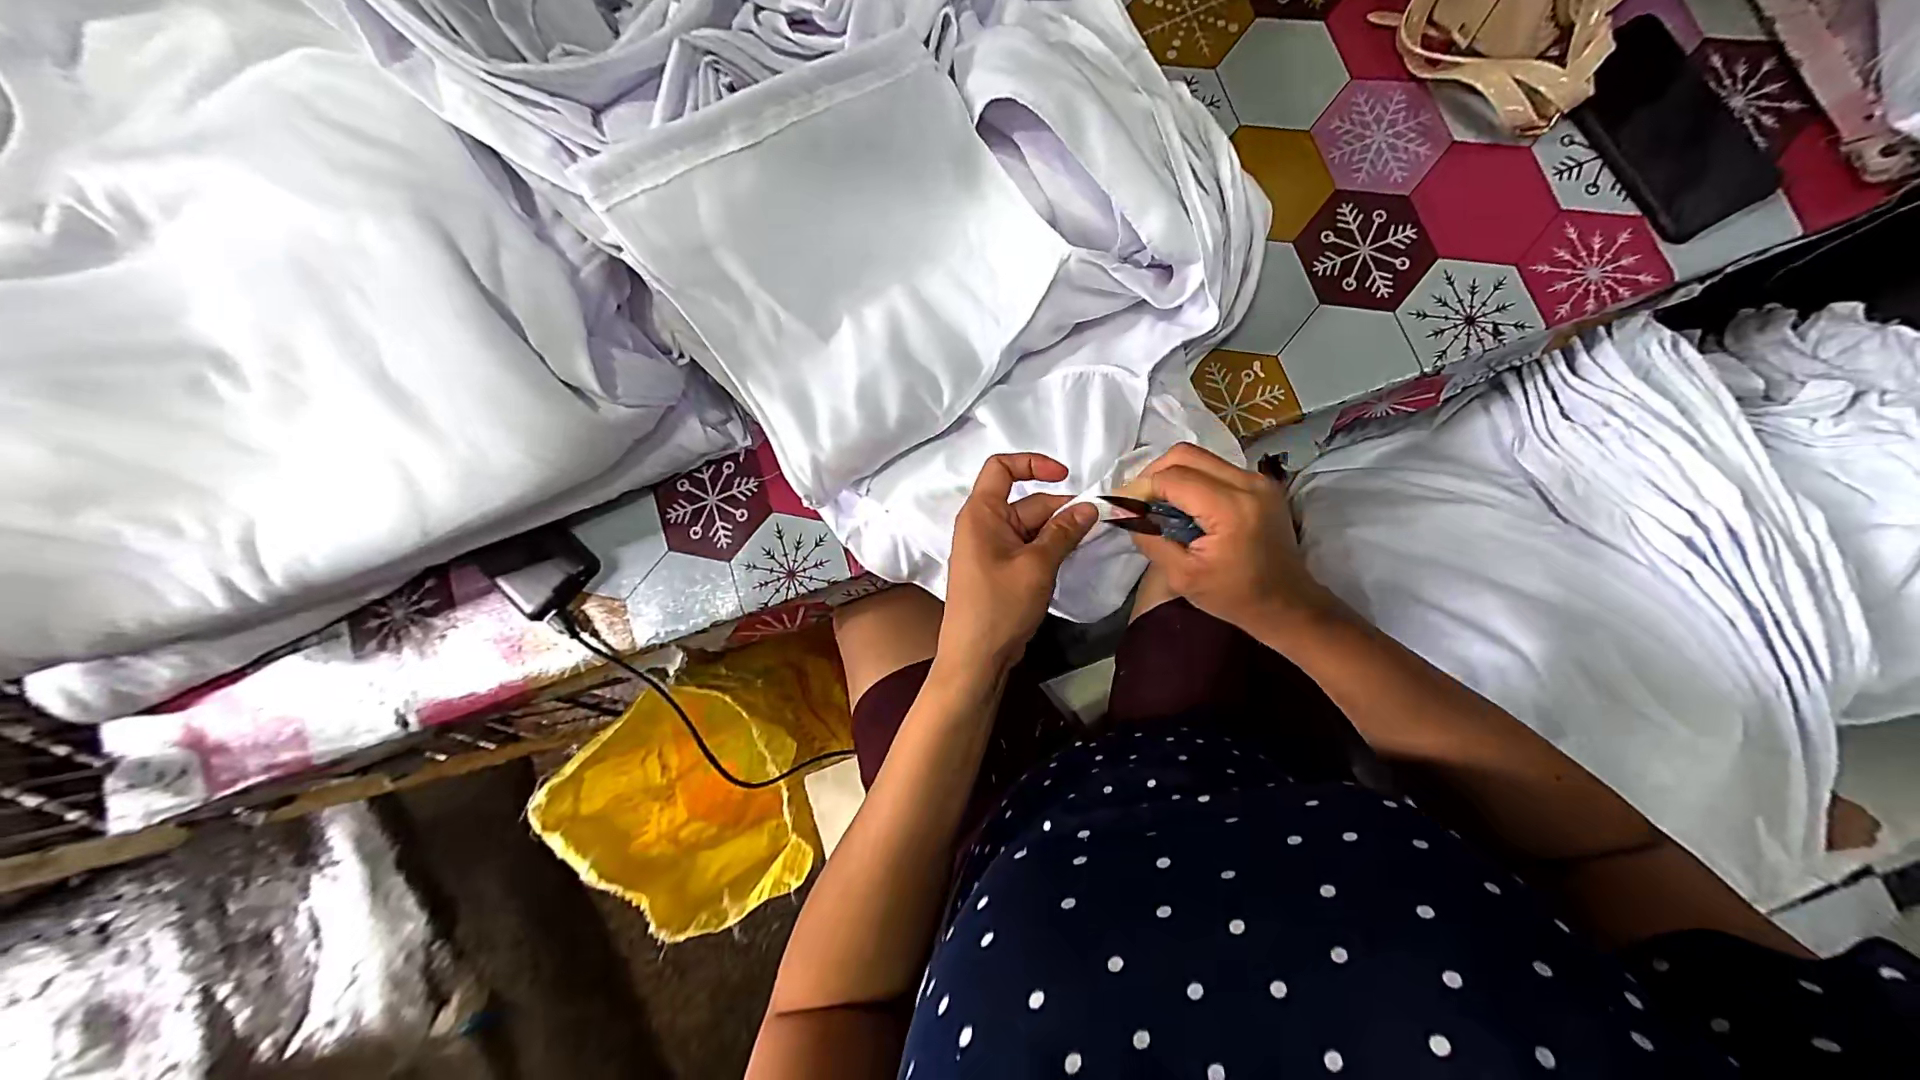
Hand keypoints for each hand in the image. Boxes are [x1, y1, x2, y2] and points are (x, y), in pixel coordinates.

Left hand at [938, 454, 1098, 675]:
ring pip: (1030, 526)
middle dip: (1060, 509)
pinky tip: (1067, 559)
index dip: (1033, 463)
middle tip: (1095, 523)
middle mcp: (982, 525)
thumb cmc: (999, 606)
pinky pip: (1026, 547)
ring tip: (1085, 543)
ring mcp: (990, 549)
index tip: (1066, 475)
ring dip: (1057, 532)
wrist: (975, 658)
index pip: (1001, 468)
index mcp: (981, 513)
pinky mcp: (998, 569)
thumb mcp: (1037, 565)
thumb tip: (1089, 507)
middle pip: (1026, 501)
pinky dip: (1047, 548)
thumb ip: (1064, 532)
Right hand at [1124, 442, 1341, 641]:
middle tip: (1137, 500)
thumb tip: (1124, 513)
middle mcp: (1248, 483)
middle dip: (1153, 474)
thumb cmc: (1234, 597)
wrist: (1287, 604)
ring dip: (1172, 475)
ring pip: (1200, 457)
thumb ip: (1150, 538)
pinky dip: (1191, 479)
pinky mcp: (1261, 484)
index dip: (1141, 488)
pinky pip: (1215, 467)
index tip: (1123, 507)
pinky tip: (1182, 505)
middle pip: (1185, 454)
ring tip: (1157, 503)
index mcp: (1231, 508)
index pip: (1172, 478)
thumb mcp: (1182, 576)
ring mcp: (1258, 480)